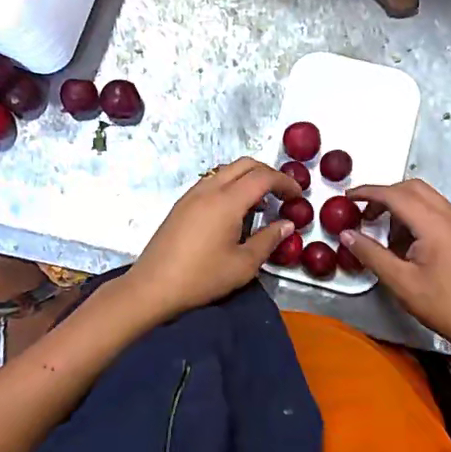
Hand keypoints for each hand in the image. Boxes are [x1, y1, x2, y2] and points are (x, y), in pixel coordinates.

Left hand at [124, 158, 301, 322]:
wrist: (152, 287)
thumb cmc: (201, 278)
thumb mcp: (243, 265)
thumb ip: (268, 240)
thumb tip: (286, 224)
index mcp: (227, 201)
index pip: (263, 176)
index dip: (285, 182)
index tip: (297, 196)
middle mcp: (209, 190)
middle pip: (244, 165)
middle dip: (268, 173)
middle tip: (282, 193)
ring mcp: (192, 195)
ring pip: (226, 171)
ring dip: (247, 178)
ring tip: (261, 202)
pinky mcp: (181, 205)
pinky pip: (212, 182)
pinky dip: (230, 186)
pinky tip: (235, 211)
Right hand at [340, 179, 450, 355]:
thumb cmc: (443, 305)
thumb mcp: (400, 282)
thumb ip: (371, 254)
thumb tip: (346, 235)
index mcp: (435, 225)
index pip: (396, 195)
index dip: (369, 192)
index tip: (348, 197)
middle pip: (413, 188)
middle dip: (385, 196)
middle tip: (366, 216)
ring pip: (426, 198)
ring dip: (402, 206)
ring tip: (387, 238)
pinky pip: (437, 211)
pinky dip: (417, 216)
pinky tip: (409, 244)